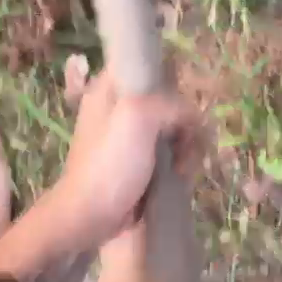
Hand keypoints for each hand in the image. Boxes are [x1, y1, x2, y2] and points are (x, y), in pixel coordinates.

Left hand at [43, 69, 197, 253]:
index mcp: (110, 88)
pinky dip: (181, 162)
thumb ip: (171, 104)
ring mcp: (132, 137)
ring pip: (175, 128)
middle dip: (185, 122)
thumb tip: (191, 119)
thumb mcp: (138, 117)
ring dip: (187, 146)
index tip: (177, 107)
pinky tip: (180, 176)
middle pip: (170, 100)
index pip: (148, 66)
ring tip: (182, 167)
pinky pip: (171, 152)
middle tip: (183, 144)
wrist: (90, 215)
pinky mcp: (141, 162)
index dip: (169, 80)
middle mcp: (121, 107)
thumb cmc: (109, 164)